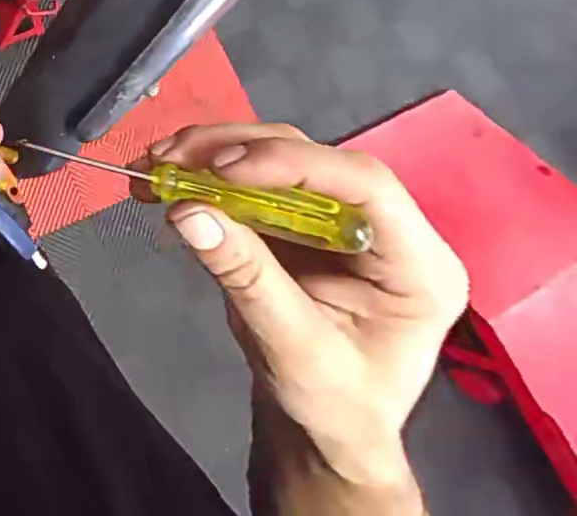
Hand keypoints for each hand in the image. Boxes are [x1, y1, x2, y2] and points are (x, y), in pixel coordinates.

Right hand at [139, 125, 467, 488]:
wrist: (322, 426)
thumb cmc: (334, 408)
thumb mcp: (295, 354)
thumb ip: (248, 279)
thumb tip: (190, 212)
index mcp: (417, 262)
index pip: (365, 184)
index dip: (293, 165)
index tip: (223, 170)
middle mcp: (382, 223)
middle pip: (312, 157)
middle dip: (236, 150)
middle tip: (173, 160)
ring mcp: (338, 212)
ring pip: (277, 153)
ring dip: (212, 152)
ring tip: (159, 165)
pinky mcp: (299, 212)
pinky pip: (253, 175)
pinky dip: (206, 172)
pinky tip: (168, 177)